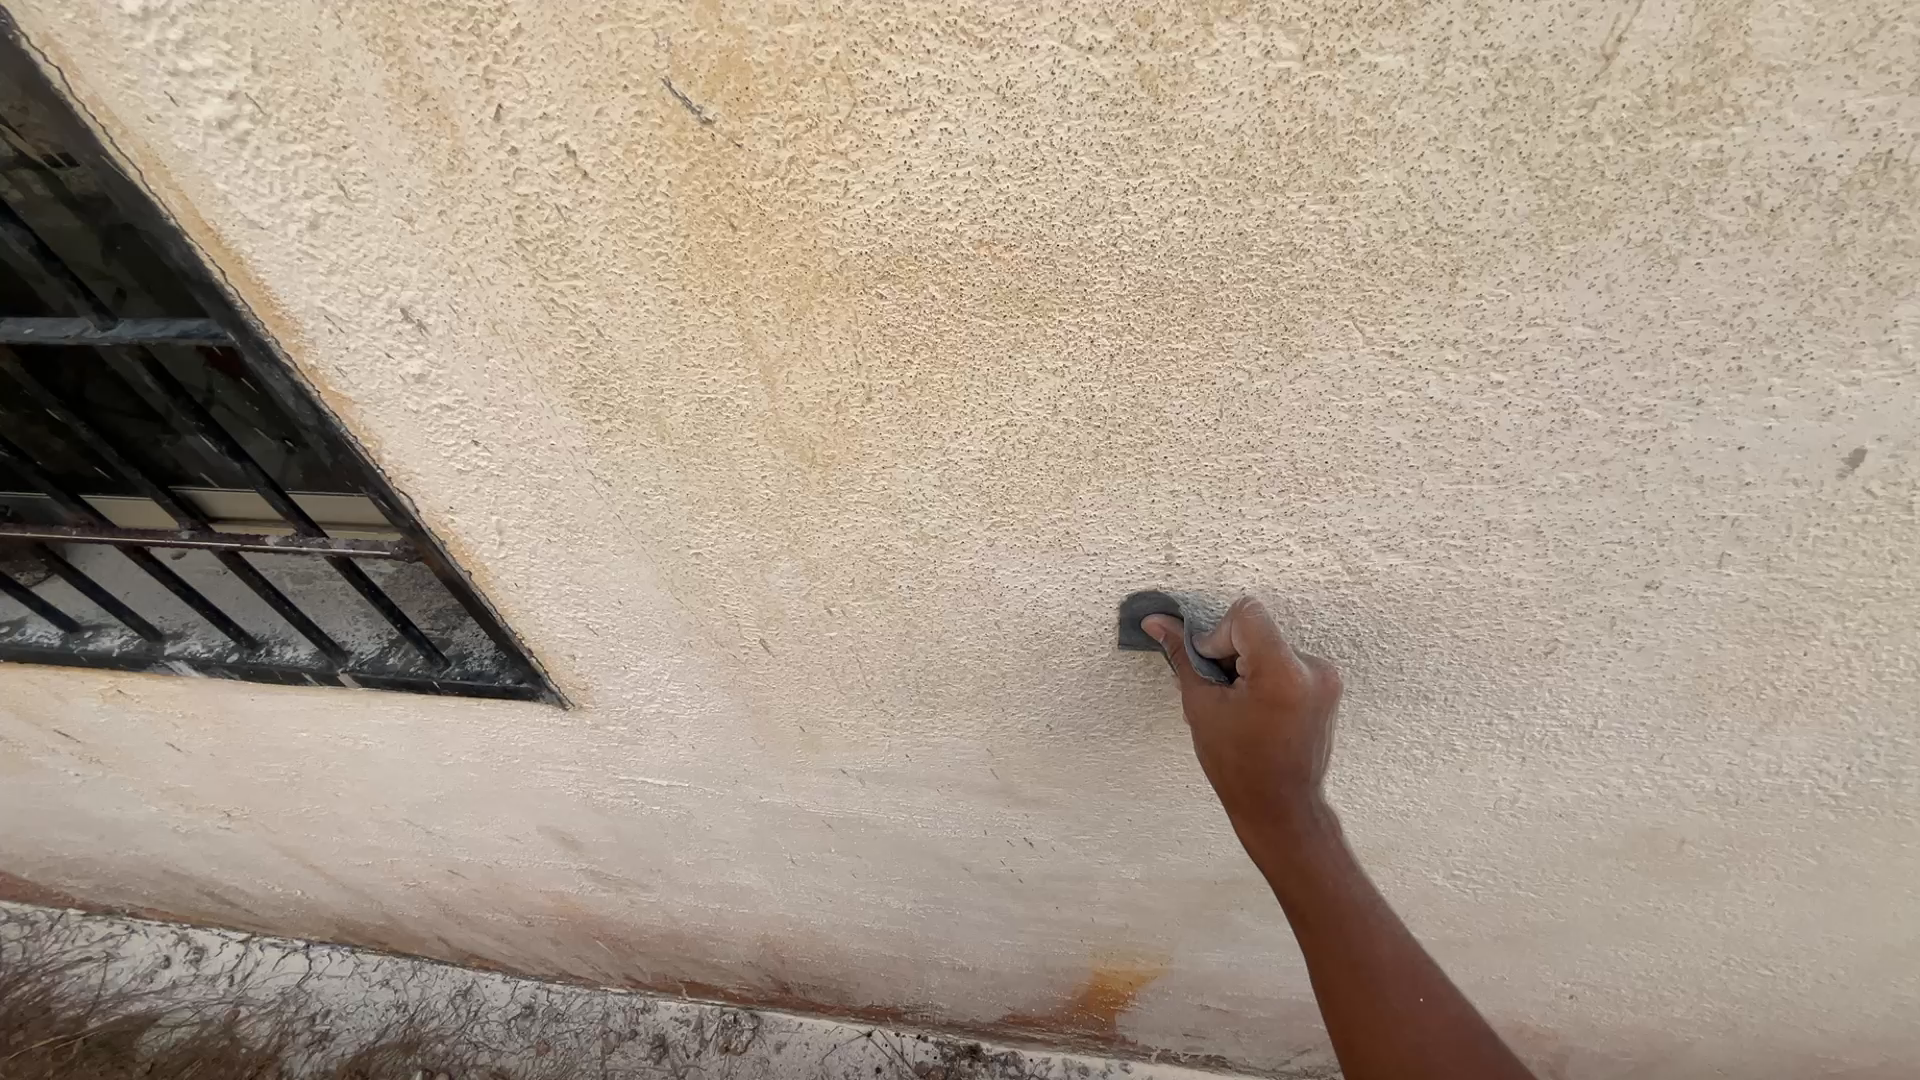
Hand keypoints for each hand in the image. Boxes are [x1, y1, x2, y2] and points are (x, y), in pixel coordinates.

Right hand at [1142, 597, 1342, 844]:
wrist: (1280, 806)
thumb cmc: (1238, 764)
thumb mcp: (1200, 704)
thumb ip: (1182, 655)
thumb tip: (1156, 621)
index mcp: (1283, 672)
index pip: (1246, 614)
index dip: (1217, 637)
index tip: (1213, 671)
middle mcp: (1313, 669)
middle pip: (1255, 628)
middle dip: (1229, 653)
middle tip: (1222, 691)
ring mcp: (1324, 677)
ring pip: (1266, 642)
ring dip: (1245, 663)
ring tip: (1238, 702)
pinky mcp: (1326, 685)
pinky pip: (1283, 658)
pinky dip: (1262, 672)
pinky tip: (1254, 705)